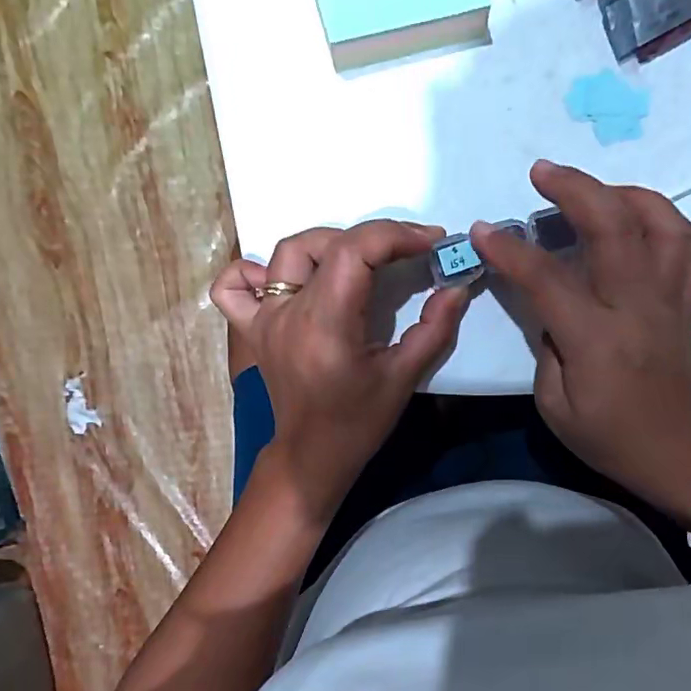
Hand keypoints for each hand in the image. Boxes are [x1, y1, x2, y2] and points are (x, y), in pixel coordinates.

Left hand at [212, 220, 469, 516]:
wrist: (312, 455)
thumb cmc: (359, 422)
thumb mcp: (404, 378)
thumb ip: (434, 328)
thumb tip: (457, 286)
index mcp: (325, 324)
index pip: (354, 249)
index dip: (396, 234)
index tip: (430, 242)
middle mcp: (288, 313)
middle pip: (324, 244)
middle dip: (373, 238)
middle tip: (405, 256)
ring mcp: (264, 320)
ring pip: (285, 254)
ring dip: (327, 244)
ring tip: (358, 261)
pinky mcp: (253, 330)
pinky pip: (233, 288)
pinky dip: (252, 273)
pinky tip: (284, 280)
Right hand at [472, 161, 690, 508]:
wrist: (675, 454)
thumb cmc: (606, 438)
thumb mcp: (553, 403)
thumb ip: (547, 345)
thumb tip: (549, 304)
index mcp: (597, 339)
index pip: (548, 279)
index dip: (511, 249)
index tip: (484, 229)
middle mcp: (639, 308)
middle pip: (614, 227)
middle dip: (575, 189)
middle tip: (542, 173)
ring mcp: (671, 302)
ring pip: (663, 225)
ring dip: (627, 194)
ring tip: (596, 191)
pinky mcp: (689, 305)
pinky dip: (672, 225)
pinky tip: (645, 226)